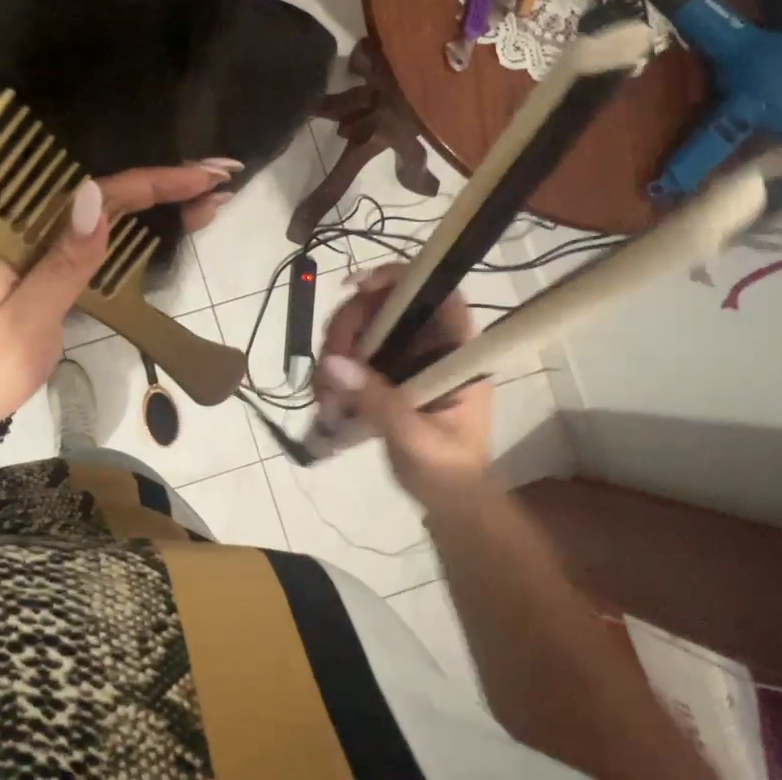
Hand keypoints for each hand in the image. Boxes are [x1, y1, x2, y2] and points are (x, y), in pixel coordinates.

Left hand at [0, 163, 233, 447]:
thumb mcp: (24, 320)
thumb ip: (63, 263)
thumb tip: (96, 196)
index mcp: (26, 240)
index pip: (99, 195)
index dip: (154, 180)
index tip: (204, 176)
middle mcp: (39, 241)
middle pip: (109, 201)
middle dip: (166, 187)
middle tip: (222, 181)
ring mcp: (48, 263)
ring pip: (111, 225)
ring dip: (159, 210)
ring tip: (211, 203)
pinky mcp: (56, 287)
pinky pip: (104, 254)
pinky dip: (139, 243)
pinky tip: (166, 238)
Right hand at [312, 264, 495, 507]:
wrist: (447, 502)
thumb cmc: (448, 472)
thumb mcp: (416, 439)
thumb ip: (378, 401)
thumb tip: (333, 363)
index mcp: (455, 353)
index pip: (436, 294)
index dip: (399, 278)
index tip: (357, 290)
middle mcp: (429, 346)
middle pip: (383, 306)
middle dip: (348, 328)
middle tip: (328, 364)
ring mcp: (403, 358)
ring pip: (359, 328)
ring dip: (332, 354)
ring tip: (326, 398)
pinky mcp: (383, 374)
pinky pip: (348, 354)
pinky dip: (331, 372)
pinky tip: (326, 401)